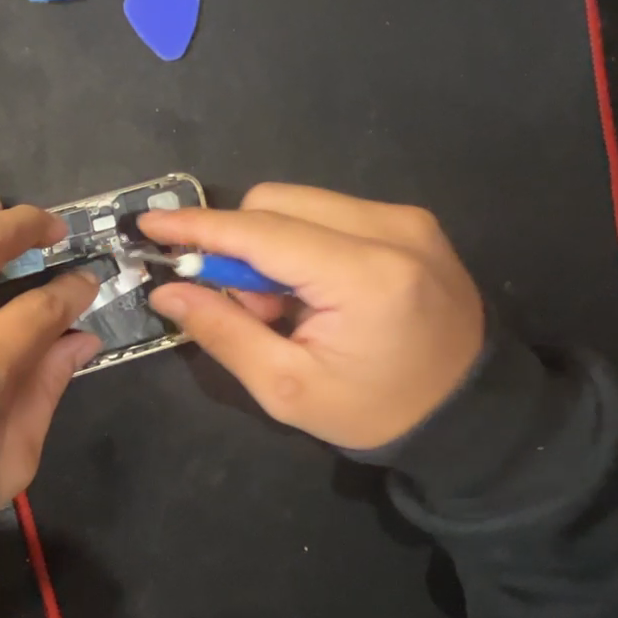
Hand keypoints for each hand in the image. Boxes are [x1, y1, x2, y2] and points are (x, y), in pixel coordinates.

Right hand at [139, 184, 484, 449]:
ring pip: (298, 203)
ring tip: (285, 307)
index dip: (197, 226)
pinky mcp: (410, 223)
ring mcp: (405, 219)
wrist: (470, 414)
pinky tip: (312, 292)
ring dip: (267, 248)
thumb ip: (223, 331)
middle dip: (237, 248)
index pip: (259, 232)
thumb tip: (167, 290)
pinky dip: (298, 245)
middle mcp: (389, 229)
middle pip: (274, 203)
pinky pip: (326, 212)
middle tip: (247, 308)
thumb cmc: (374, 410)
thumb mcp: (287, 388)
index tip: (148, 223)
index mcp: (364, 276)